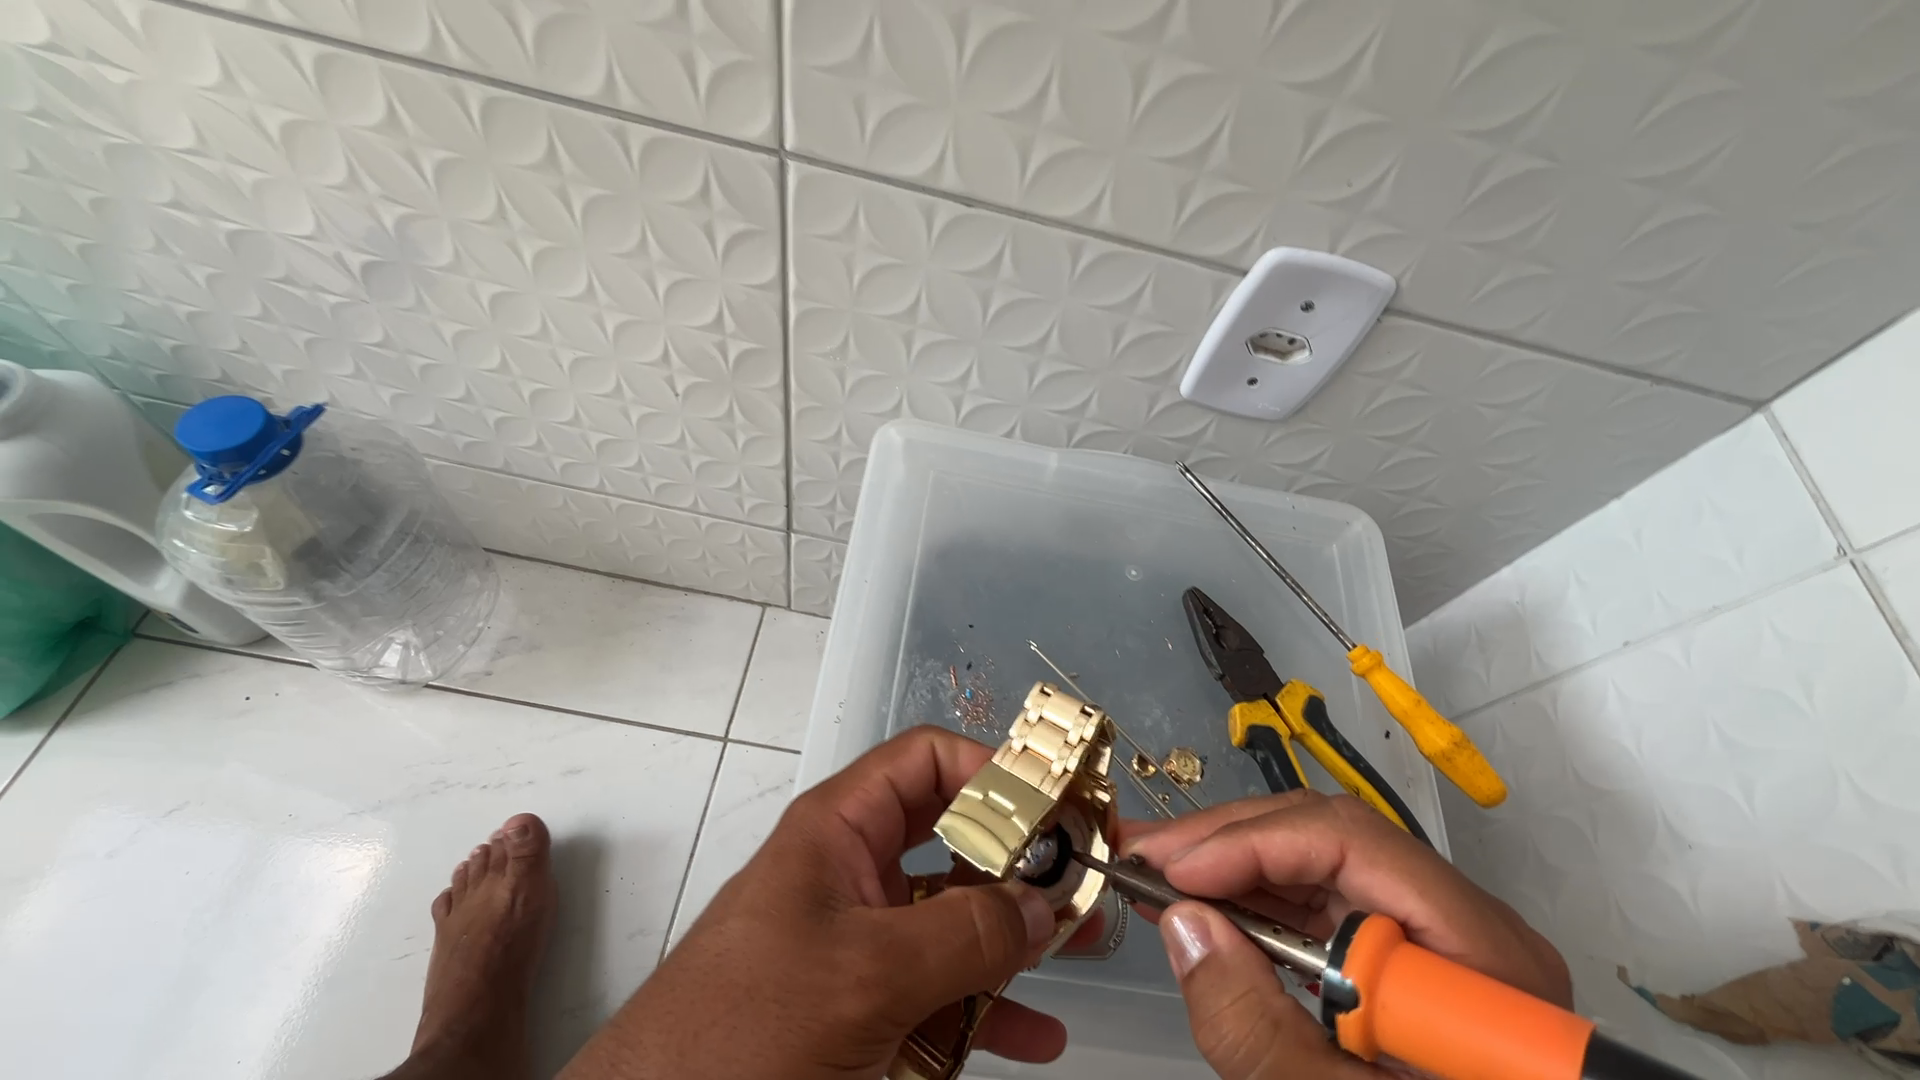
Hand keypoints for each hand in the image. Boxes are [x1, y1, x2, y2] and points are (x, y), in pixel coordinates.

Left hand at [558, 726, 1064, 1079]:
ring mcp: (857, 941)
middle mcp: (853, 872)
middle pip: (952, 840)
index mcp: (841, 829)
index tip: (1059, 810)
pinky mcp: (859, 1001)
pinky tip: (1033, 1033)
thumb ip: (965, 935)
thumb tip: (1044, 904)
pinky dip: (985, 1006)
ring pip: (952, 918)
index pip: (927, 762)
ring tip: (1080, 948)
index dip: (994, 772)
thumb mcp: (867, 974)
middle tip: (1084, 880)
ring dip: (1014, 937)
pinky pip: (936, 988)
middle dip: (1021, 861)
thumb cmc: (751, 1027)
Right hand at [1124, 792, 1570, 1079]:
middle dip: (1225, 840)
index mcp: (1478, 953)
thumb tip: (1181, 922)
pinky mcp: (1395, 952)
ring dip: (1226, 861)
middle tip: (1141, 853)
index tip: (1174, 873)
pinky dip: (1248, 895)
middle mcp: (1458, 921)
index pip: (1354, 843)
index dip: (1255, 844)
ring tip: (1153, 868)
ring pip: (1314, 858)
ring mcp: (1427, 933)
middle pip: (1330, 835)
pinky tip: (1199, 900)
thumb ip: (1260, 1031)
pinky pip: (1314, 898)